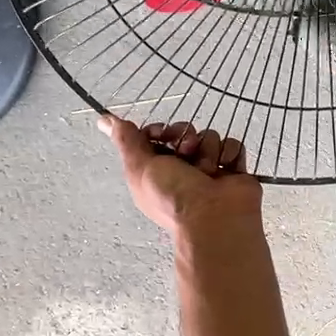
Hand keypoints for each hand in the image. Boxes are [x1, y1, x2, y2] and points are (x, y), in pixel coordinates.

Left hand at [99, 114, 261, 240]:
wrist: (215, 216)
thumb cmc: (173, 197)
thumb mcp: (140, 167)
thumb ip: (126, 141)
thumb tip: (104, 120)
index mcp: (155, 170)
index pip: (157, 135)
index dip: (159, 130)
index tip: (162, 133)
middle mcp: (181, 168)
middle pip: (185, 132)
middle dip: (186, 138)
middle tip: (186, 152)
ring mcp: (208, 167)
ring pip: (209, 137)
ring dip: (208, 150)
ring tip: (207, 171)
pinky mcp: (232, 167)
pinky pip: (232, 145)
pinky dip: (228, 155)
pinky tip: (224, 170)